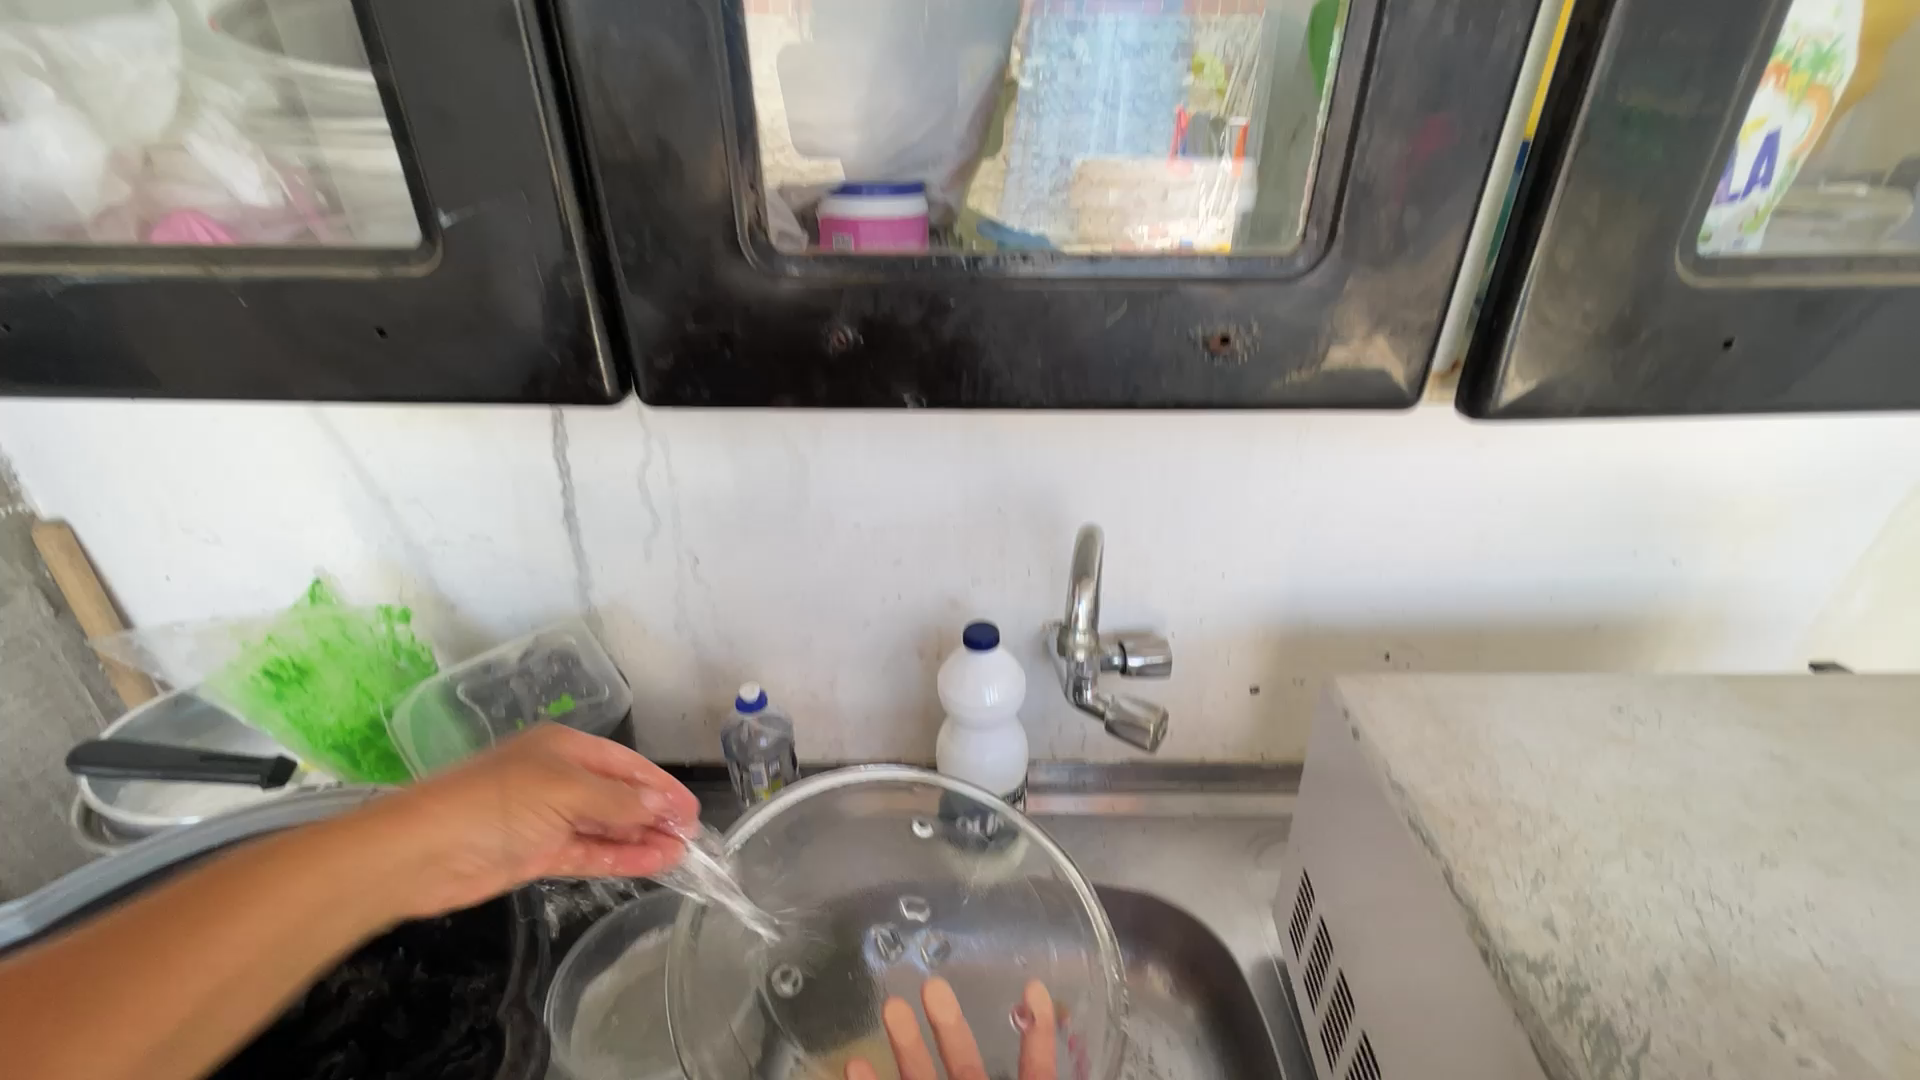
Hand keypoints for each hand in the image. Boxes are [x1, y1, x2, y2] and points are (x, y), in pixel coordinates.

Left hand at [357, 724, 701, 916]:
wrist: (416, 853)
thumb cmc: (495, 802)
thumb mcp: (564, 790)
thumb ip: (617, 799)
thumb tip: (661, 804)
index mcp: (565, 749)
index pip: (626, 765)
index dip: (661, 786)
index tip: (692, 809)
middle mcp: (561, 779)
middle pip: (620, 796)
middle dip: (655, 814)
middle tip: (693, 835)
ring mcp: (549, 818)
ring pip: (608, 827)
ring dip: (643, 839)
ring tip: (682, 854)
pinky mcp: (538, 854)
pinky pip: (589, 853)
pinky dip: (620, 858)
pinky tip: (652, 864)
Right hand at [847, 978, 1056, 1079]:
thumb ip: (1039, 1072)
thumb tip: (1043, 1010)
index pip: (1036, 1070)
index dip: (1037, 1032)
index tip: (1032, 986)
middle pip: (965, 1066)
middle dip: (948, 1025)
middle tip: (932, 985)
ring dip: (906, 1048)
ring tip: (890, 1007)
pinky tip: (852, 1066)